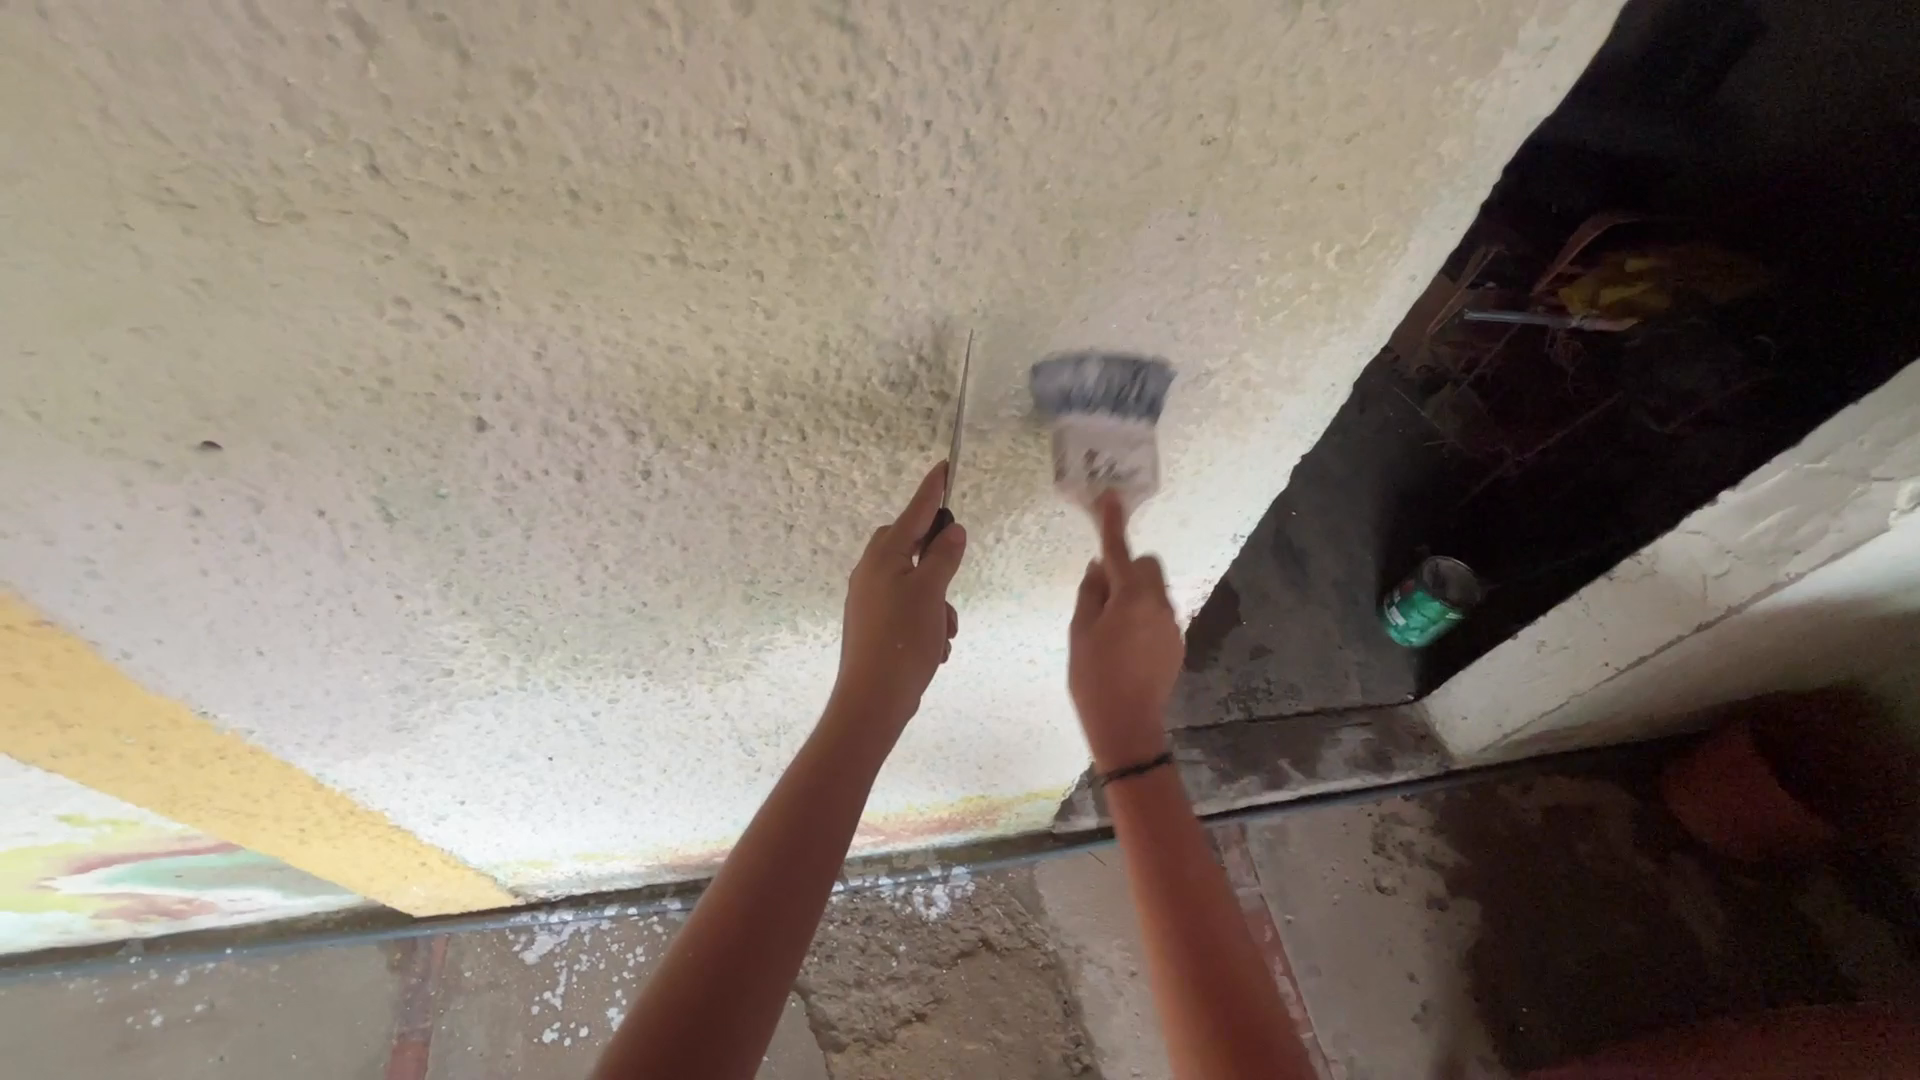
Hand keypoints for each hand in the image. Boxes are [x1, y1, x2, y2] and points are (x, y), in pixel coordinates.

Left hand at [833, 462, 965, 728]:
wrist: (873, 699)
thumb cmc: (903, 640)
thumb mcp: (931, 594)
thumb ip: (943, 558)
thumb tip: (953, 531)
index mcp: (883, 557)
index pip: (914, 513)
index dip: (932, 490)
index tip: (944, 467)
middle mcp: (871, 572)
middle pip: (910, 547)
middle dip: (937, 563)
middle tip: (952, 578)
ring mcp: (870, 599)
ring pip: (915, 583)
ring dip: (937, 602)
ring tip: (944, 631)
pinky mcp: (874, 624)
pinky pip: (907, 609)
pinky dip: (926, 621)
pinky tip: (935, 645)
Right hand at [1069, 493, 1182, 769]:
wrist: (1127, 725)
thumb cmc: (1094, 677)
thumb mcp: (1080, 631)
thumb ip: (1091, 592)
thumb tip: (1100, 567)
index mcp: (1131, 596)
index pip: (1119, 550)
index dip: (1113, 522)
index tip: (1110, 497)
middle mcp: (1159, 604)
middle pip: (1145, 567)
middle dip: (1126, 570)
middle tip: (1100, 597)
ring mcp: (1171, 625)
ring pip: (1152, 592)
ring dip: (1133, 596)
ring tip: (1109, 630)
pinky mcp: (1176, 643)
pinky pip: (1157, 615)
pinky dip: (1141, 617)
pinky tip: (1124, 647)